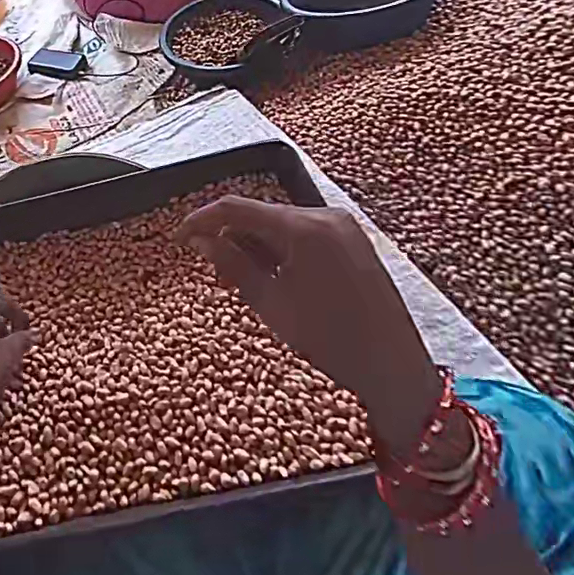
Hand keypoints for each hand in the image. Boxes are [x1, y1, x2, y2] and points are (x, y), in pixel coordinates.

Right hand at [176, 197, 442, 444]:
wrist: (394, 367)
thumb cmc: (329, 341)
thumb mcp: (271, 304)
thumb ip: (232, 265)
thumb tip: (200, 240)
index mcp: (303, 228)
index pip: (236, 207)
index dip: (202, 219)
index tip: (180, 236)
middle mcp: (324, 214)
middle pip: (259, 212)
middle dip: (229, 234)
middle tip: (210, 267)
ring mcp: (341, 224)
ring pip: (279, 222)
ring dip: (253, 242)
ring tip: (238, 277)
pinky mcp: (350, 238)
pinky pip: (301, 231)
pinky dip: (278, 247)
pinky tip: (270, 274)